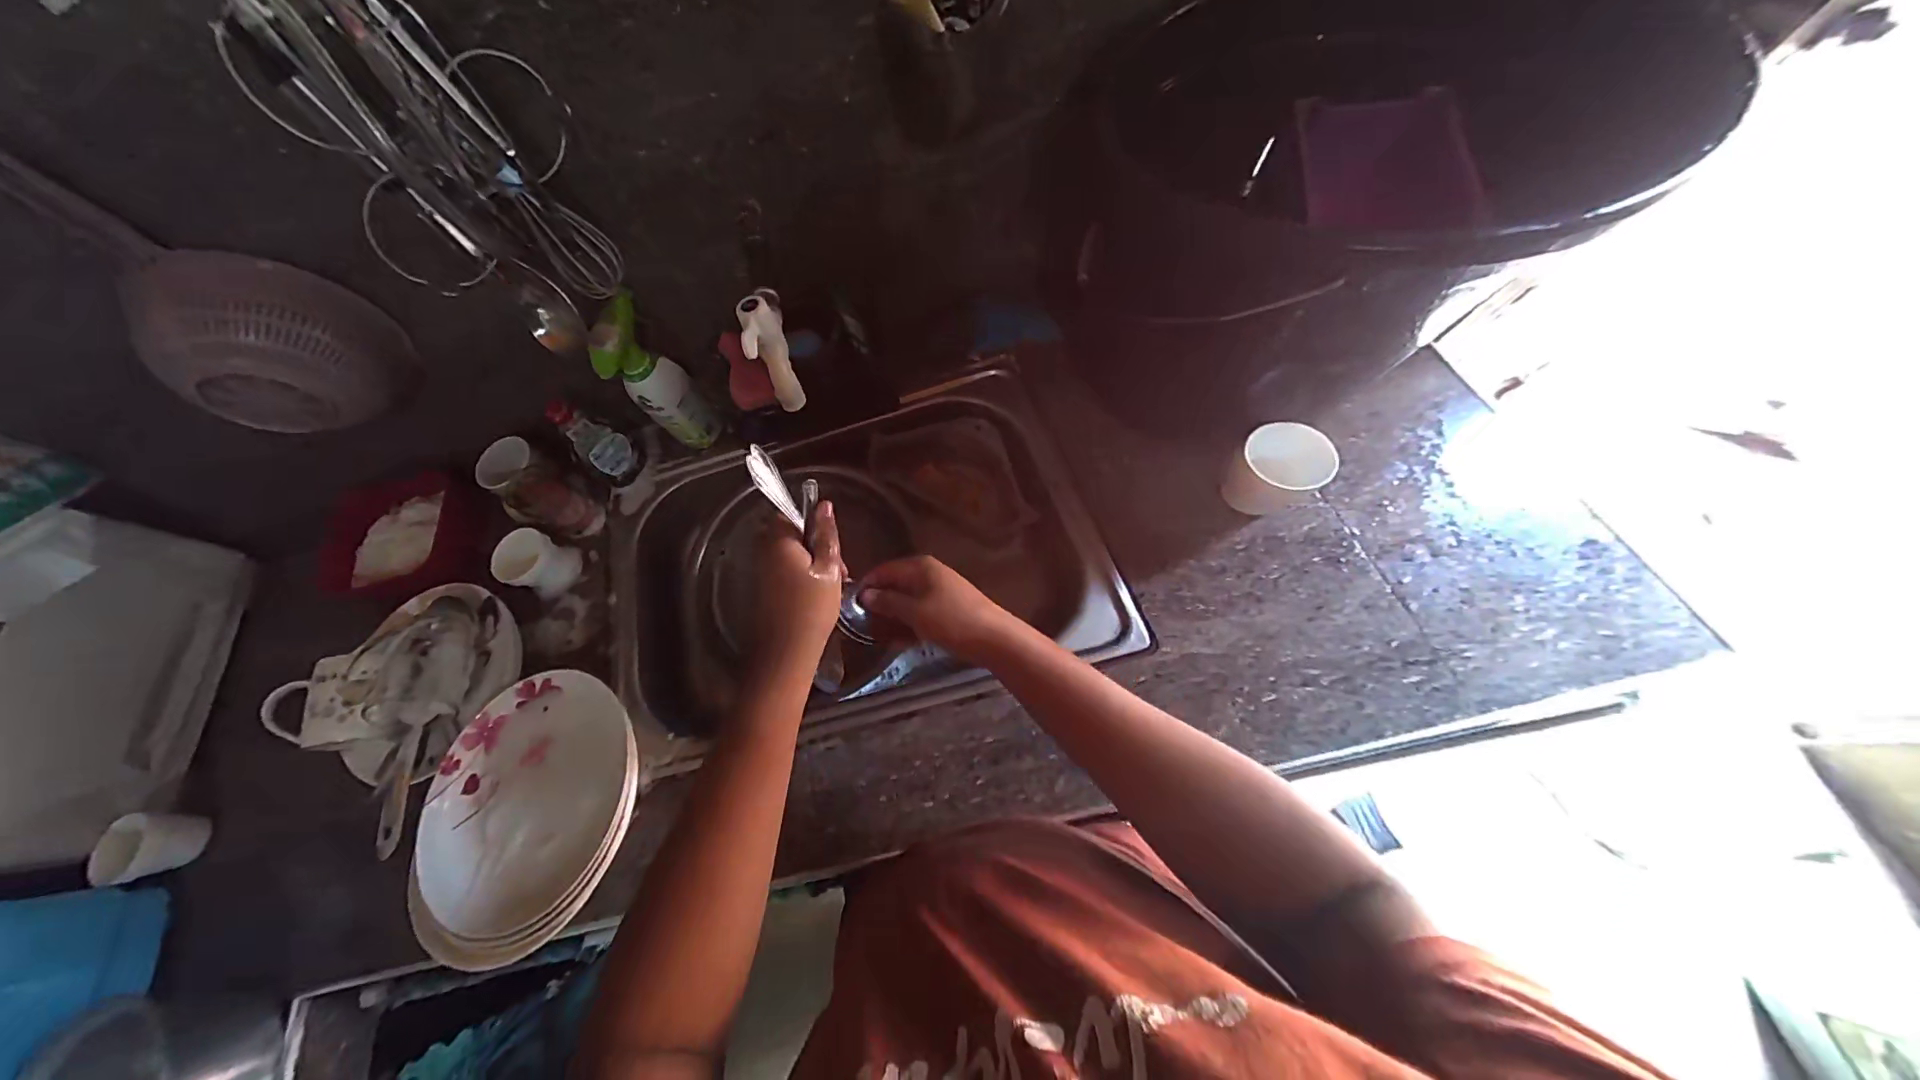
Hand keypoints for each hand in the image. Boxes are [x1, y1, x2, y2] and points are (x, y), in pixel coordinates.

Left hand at [756, 501, 845, 659]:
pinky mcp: (762, 592)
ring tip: (830, 586)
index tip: (830, 544)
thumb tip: (824, 505)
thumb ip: (826, 535)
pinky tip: (816, 598)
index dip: (813, 524)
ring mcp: (760, 573)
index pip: (790, 514)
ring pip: (789, 556)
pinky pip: (784, 573)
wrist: (785, 653)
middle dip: (815, 546)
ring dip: (810, 564)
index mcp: (778, 541)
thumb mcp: (829, 568)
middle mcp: (763, 552)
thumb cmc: (812, 608)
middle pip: (790, 536)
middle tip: (837, 569)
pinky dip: (800, 579)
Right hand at [856, 556, 1023, 664]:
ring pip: (908, 599)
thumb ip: (887, 602)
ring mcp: (941, 588)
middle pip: (895, 584)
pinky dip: (910, 621)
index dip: (866, 586)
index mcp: (919, 566)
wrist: (994, 637)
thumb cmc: (951, 621)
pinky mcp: (949, 605)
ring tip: (882, 635)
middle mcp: (929, 572)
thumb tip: (864, 594)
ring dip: (894, 616)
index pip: (883, 570)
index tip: (851, 606)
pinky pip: (921, 609)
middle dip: (880, 603)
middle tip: (865, 625)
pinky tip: (904, 638)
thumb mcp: (914, 612)